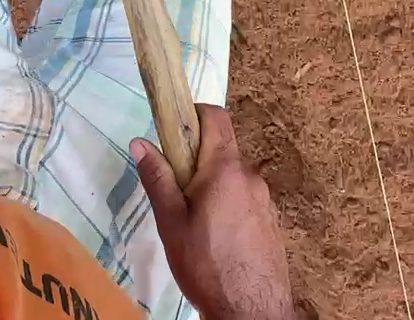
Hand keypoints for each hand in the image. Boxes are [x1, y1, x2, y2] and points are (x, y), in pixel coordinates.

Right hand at [131, 105, 298, 319]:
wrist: (252, 316)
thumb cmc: (206, 264)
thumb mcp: (171, 222)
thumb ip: (157, 178)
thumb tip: (140, 142)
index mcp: (225, 168)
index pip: (216, 116)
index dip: (194, 114)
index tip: (175, 132)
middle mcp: (250, 177)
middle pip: (222, 149)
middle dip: (198, 160)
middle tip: (177, 189)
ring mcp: (266, 201)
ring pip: (234, 178)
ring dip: (214, 186)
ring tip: (195, 221)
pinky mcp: (273, 225)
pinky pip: (246, 201)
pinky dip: (230, 207)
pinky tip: (218, 239)